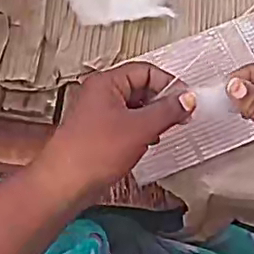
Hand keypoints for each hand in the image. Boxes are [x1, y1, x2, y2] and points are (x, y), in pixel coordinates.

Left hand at [32, 62, 191, 202]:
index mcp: (106, 82)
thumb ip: (167, 111)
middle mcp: (100, 93)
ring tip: (165, 131)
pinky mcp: (98, 131)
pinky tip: (149, 142)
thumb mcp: (140, 128)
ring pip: (134, 106)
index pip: (145, 70)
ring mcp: (98, 112)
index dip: (168, 83)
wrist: (65, 182)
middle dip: (161, 101)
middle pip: (140, 87)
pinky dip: (141, 129)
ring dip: (152, 117)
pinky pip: (126, 122)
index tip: (187, 100)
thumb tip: (188, 99)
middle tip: (181, 117)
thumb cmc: (95, 151)